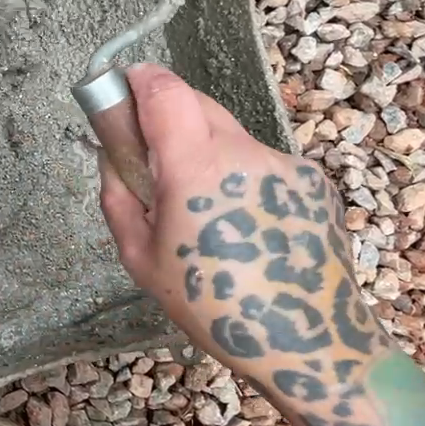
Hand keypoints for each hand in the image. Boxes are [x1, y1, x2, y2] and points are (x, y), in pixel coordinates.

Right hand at [98, 66, 392, 425]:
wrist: (311, 345)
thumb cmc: (209, 304)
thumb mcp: (139, 257)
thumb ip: (118, 197)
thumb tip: (112, 159)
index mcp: (197, 169)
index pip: (166, 93)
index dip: (139, 80)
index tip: (120, 85)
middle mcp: (246, 154)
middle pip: (197, 103)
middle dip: (164, 111)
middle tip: (142, 150)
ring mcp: (285, 166)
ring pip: (228, 133)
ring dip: (199, 146)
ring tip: (192, 203)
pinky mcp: (312, 183)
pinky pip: (256, 161)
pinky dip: (232, 172)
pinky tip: (233, 220)